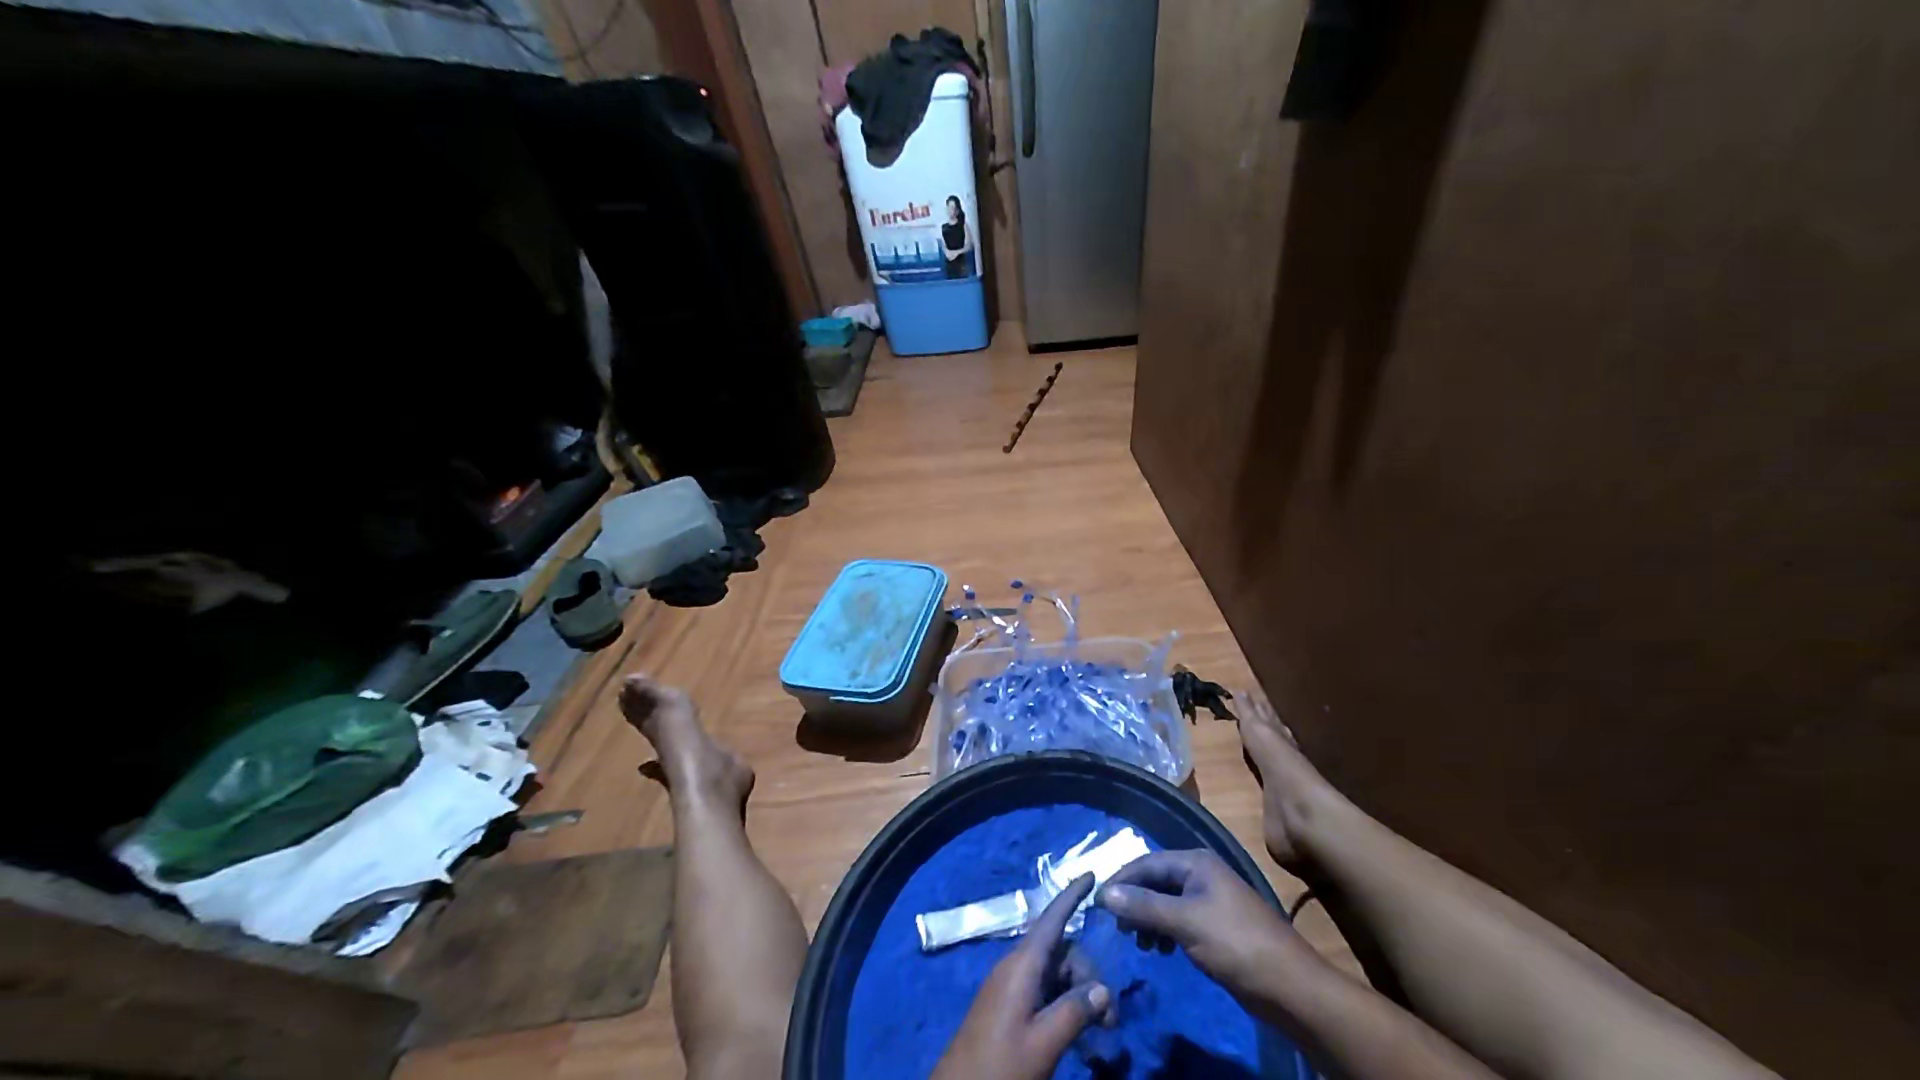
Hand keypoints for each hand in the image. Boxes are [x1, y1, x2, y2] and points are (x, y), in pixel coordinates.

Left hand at [932, 874, 1115, 1079]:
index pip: (1052, 918)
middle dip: (1090, 976)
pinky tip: (1080, 1032)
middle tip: (1110, 1021)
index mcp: (1022, 965)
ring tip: (1101, 1032)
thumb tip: (1103, 990)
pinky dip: (1065, 1003)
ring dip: (1081, 994)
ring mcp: (1011, 985)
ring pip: (1056, 973)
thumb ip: (1076, 1012)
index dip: (1072, 896)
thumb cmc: (1001, 1064)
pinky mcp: (1009, 1004)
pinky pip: (1045, 989)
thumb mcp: (1044, 1042)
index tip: (1092, 874)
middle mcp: (1016, 966)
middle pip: (1063, 952)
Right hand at [1098, 849, 1307, 1000]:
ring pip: (1166, 901)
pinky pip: (1179, 918)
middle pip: (1155, 880)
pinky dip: (1165, 930)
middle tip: (1117, 927)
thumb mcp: (1184, 922)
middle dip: (1133, 901)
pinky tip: (1161, 949)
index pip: (1146, 862)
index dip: (1120, 880)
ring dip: (1148, 918)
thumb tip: (1104, 893)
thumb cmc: (1235, 944)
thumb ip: (1143, 906)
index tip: (1097, 902)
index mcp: (1196, 862)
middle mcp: (1202, 874)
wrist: (1290, 986)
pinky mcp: (1216, 925)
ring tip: (1140, 943)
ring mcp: (1211, 900)